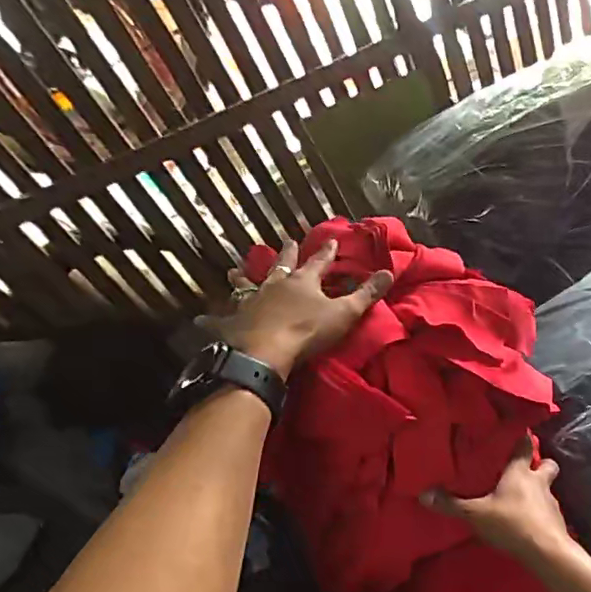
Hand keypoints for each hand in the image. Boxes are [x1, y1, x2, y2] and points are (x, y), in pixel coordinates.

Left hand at [214, 240, 390, 377]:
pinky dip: (212, 319)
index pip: (319, 262)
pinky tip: (200, 318)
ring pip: (246, 284)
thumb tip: (389, 272)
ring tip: (234, 271)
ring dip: (243, 278)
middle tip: (286, 241)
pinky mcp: (233, 322)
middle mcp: (275, 285)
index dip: (327, 252)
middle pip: (281, 265)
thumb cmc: (307, 331)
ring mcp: (251, 301)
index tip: (331, 240)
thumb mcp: (344, 313)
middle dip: (287, 254)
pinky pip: (220, 319)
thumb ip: (366, 294)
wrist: (265, 351)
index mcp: (303, 282)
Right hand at [422, 442, 576, 566]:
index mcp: (521, 472)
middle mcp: (539, 482)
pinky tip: (526, 520)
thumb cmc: (511, 523)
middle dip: (538, 464)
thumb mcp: (475, 514)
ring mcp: (551, 501)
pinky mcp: (556, 521)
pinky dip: (538, 511)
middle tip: (522, 469)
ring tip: (519, 497)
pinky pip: (547, 509)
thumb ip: (451, 504)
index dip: (521, 437)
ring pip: (547, 487)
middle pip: (547, 464)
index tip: (514, 433)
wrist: (546, 552)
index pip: (525, 444)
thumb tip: (424, 493)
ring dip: (537, 490)